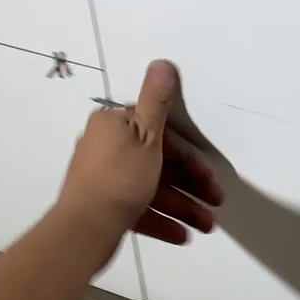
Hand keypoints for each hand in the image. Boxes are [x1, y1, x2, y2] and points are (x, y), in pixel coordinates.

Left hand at [56, 60, 225, 244]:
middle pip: (159, 162)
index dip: (189, 155)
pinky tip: (183, 236)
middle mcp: (107, 147)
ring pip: (152, 188)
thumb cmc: (119, 178)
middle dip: (190, 185)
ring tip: (207, 227)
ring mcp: (105, 179)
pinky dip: (161, 220)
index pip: (161, 133)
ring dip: (182, 207)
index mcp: (114, 125)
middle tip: (216, 203)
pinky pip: (138, 209)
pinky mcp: (104, 207)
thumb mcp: (146, 135)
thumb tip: (161, 63)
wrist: (83, 232)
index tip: (209, 176)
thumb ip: (157, 101)